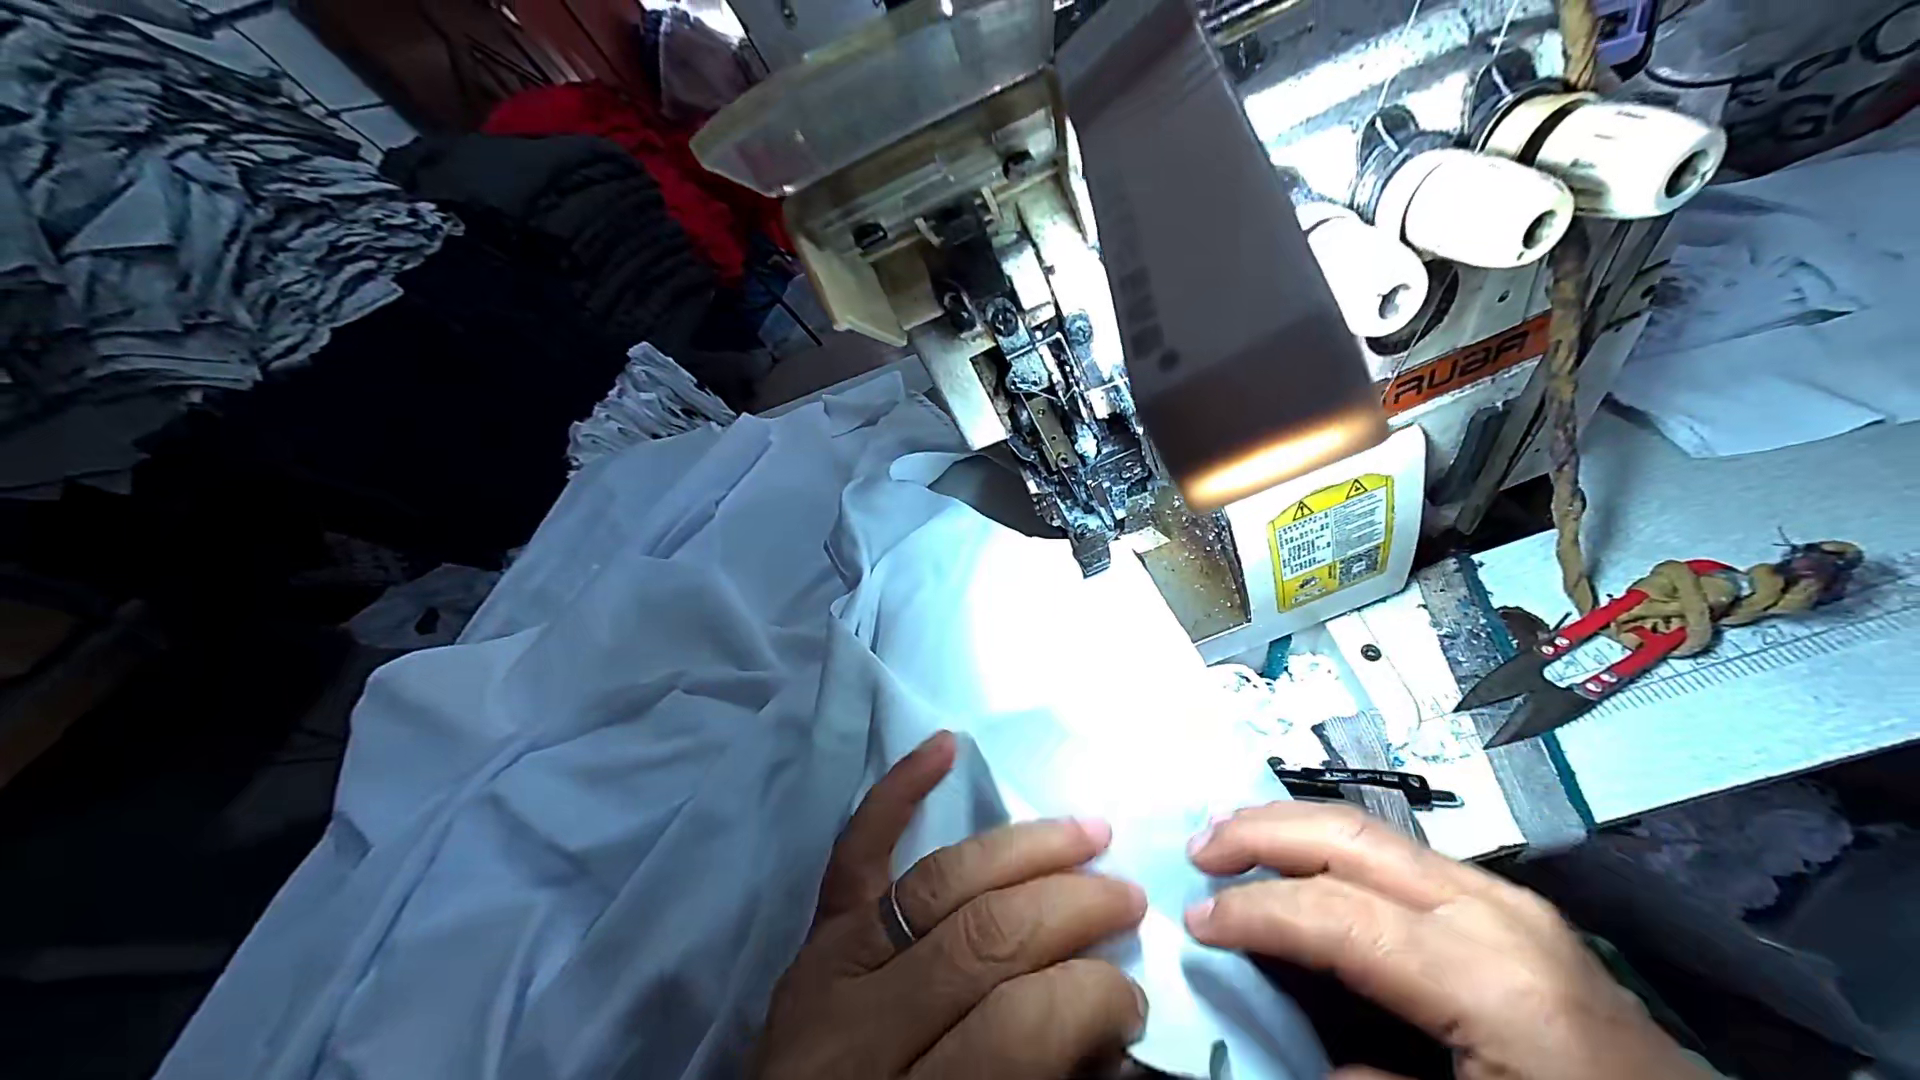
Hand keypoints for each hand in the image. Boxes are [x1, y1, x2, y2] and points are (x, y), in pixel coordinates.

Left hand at [754, 731, 1149, 1079]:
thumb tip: (1123, 1026)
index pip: (1015, 1026)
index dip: (1091, 998)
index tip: (1136, 997)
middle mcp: (861, 1026)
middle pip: (983, 938)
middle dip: (1071, 908)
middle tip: (1126, 897)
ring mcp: (829, 965)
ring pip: (939, 881)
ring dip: (1023, 850)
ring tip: (1086, 833)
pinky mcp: (815, 934)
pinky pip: (855, 852)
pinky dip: (897, 793)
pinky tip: (945, 746)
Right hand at [1184, 802, 1713, 1079]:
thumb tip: (1301, 1057)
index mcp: (1492, 980)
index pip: (1337, 917)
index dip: (1254, 912)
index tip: (1194, 921)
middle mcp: (1493, 912)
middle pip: (1348, 839)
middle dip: (1260, 833)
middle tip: (1198, 848)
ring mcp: (1502, 896)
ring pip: (1367, 829)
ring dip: (1288, 825)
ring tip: (1230, 835)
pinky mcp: (1504, 900)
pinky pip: (1394, 851)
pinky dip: (1328, 842)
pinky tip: (1298, 852)